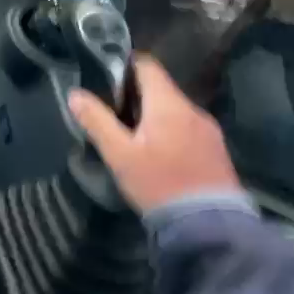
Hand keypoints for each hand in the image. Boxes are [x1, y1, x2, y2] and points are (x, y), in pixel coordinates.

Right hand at [69, 54, 243, 213]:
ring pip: (174, 110)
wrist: (213, 230)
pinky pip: (188, 128)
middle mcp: (193, 111)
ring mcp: (210, 133)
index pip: (147, 65)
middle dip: (135, 94)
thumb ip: (95, 119)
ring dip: (153, 114)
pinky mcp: (219, 154)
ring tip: (132, 133)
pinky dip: (170, 130)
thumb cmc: (160, 183)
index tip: (103, 74)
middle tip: (111, 108)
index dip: (123, 64)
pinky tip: (158, 151)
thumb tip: (75, 94)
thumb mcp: (119, 153)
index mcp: (169, 104)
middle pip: (160, 88)